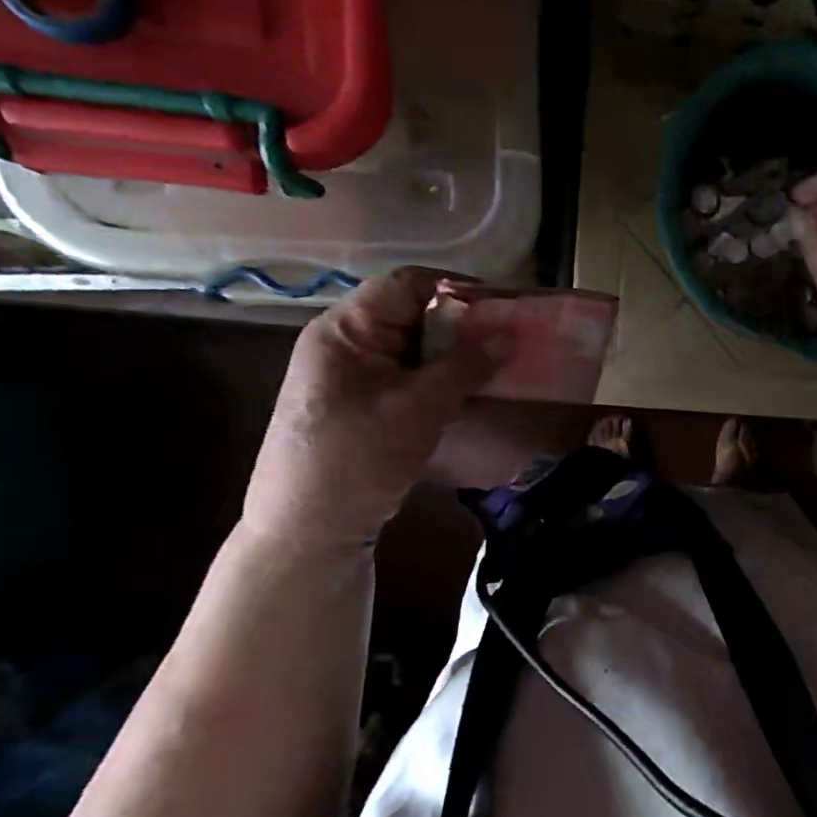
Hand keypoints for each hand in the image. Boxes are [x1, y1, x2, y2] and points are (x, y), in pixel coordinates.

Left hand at [240, 267, 507, 546]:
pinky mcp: (365, 403)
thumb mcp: (416, 408)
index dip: (455, 287)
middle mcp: (347, 343)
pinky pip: (409, 376)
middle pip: (411, 314)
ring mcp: (354, 375)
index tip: (502, 306)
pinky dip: (440, 379)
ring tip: (498, 364)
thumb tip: (510, 335)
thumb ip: (465, 367)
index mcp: (346, 329)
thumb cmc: (356, 458)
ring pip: (414, 348)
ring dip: (454, 355)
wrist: (307, 532)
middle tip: (508, 338)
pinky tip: (471, 392)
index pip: (406, 284)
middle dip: (461, 324)